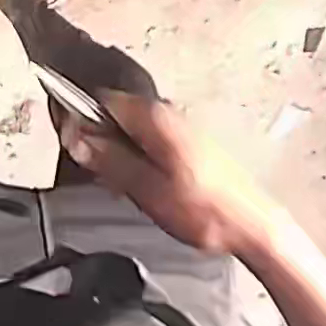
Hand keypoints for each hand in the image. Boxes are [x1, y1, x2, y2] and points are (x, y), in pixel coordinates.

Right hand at [62, 92, 286, 256]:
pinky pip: (145, 138)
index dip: (79, 117)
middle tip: (98, 173)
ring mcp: (175, 124)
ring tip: (123, 185)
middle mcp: (164, 111)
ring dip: (116, 150)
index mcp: (154, 116)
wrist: (254, 226)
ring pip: (128, 127)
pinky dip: (134, 156)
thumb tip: (76, 138)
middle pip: (113, 112)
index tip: (71, 142)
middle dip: (98, 138)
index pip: (101, 98)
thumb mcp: (148, 190)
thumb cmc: (206, 211)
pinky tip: (141, 185)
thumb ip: (110, 161)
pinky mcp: (183, 140)